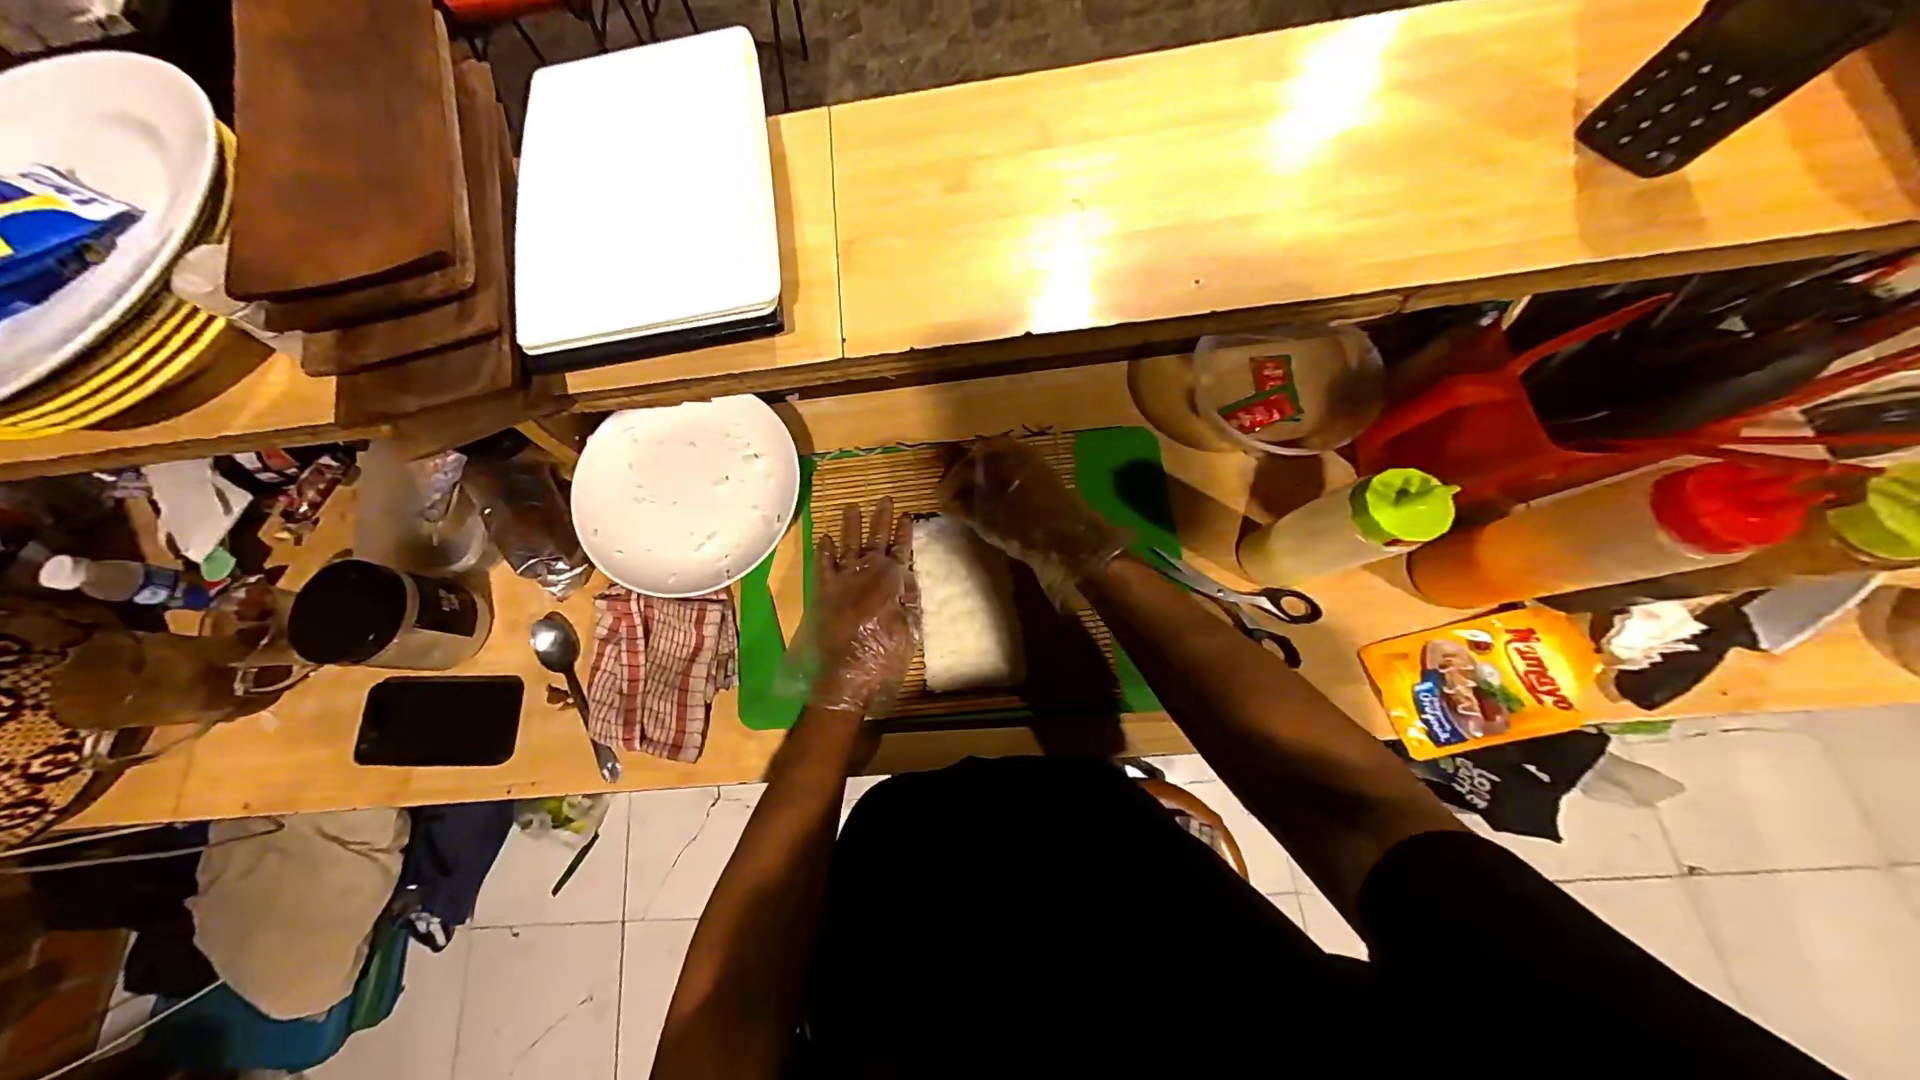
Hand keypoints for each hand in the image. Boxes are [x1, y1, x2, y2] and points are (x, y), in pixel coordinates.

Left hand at [804, 498, 919, 718]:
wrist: (849, 672)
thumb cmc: (885, 653)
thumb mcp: (910, 627)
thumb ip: (909, 598)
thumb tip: (907, 574)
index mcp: (892, 581)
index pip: (901, 550)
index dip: (904, 533)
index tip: (907, 516)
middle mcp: (867, 573)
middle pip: (876, 540)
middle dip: (881, 519)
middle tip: (885, 499)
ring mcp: (843, 579)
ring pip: (848, 544)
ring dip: (851, 526)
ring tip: (852, 507)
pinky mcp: (824, 590)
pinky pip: (823, 564)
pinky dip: (823, 550)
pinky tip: (824, 537)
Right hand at [937, 437, 1129, 597]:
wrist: (1071, 542)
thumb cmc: (1024, 526)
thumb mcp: (986, 518)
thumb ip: (964, 507)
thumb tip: (949, 502)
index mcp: (1005, 453)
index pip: (969, 459)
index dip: (952, 480)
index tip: (942, 498)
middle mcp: (1022, 453)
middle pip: (986, 460)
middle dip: (968, 479)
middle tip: (955, 499)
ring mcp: (1038, 466)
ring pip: (1002, 469)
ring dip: (985, 485)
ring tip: (973, 506)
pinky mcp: (1049, 482)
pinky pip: (1016, 479)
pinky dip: (1002, 490)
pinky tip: (996, 509)